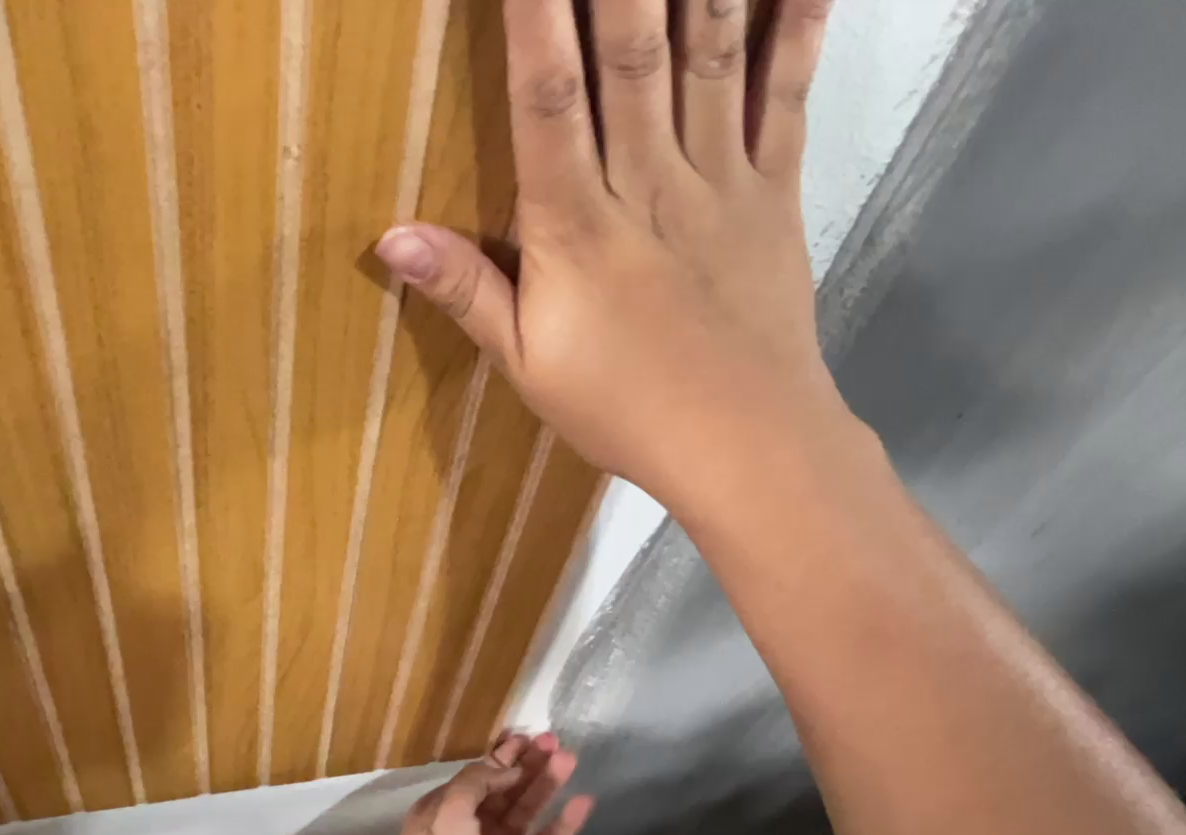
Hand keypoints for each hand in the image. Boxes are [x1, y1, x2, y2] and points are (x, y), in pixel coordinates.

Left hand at [361, 733, 593, 834]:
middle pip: (506, 788)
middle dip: (528, 763)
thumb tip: (506, 765)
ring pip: (528, 810)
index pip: (478, 774)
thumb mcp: (448, 809)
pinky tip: (584, 801)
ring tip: (570, 758)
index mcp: (444, 809)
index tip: (526, 735)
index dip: (501, 754)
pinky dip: (565, 824)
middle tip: (555, 740)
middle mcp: (472, 827)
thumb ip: (479, 781)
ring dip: (547, 784)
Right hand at [375, 0, 854, 510]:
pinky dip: (795, 20)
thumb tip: (390, 238)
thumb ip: (466, 292)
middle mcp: (649, 183)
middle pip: (629, 50)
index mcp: (577, 227)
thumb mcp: (527, 363)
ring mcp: (721, 179)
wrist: (743, 442)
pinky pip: (787, 91)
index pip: (547, 99)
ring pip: (708, 51)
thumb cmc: (622, 408)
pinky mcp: (777, 190)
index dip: (533, 17)